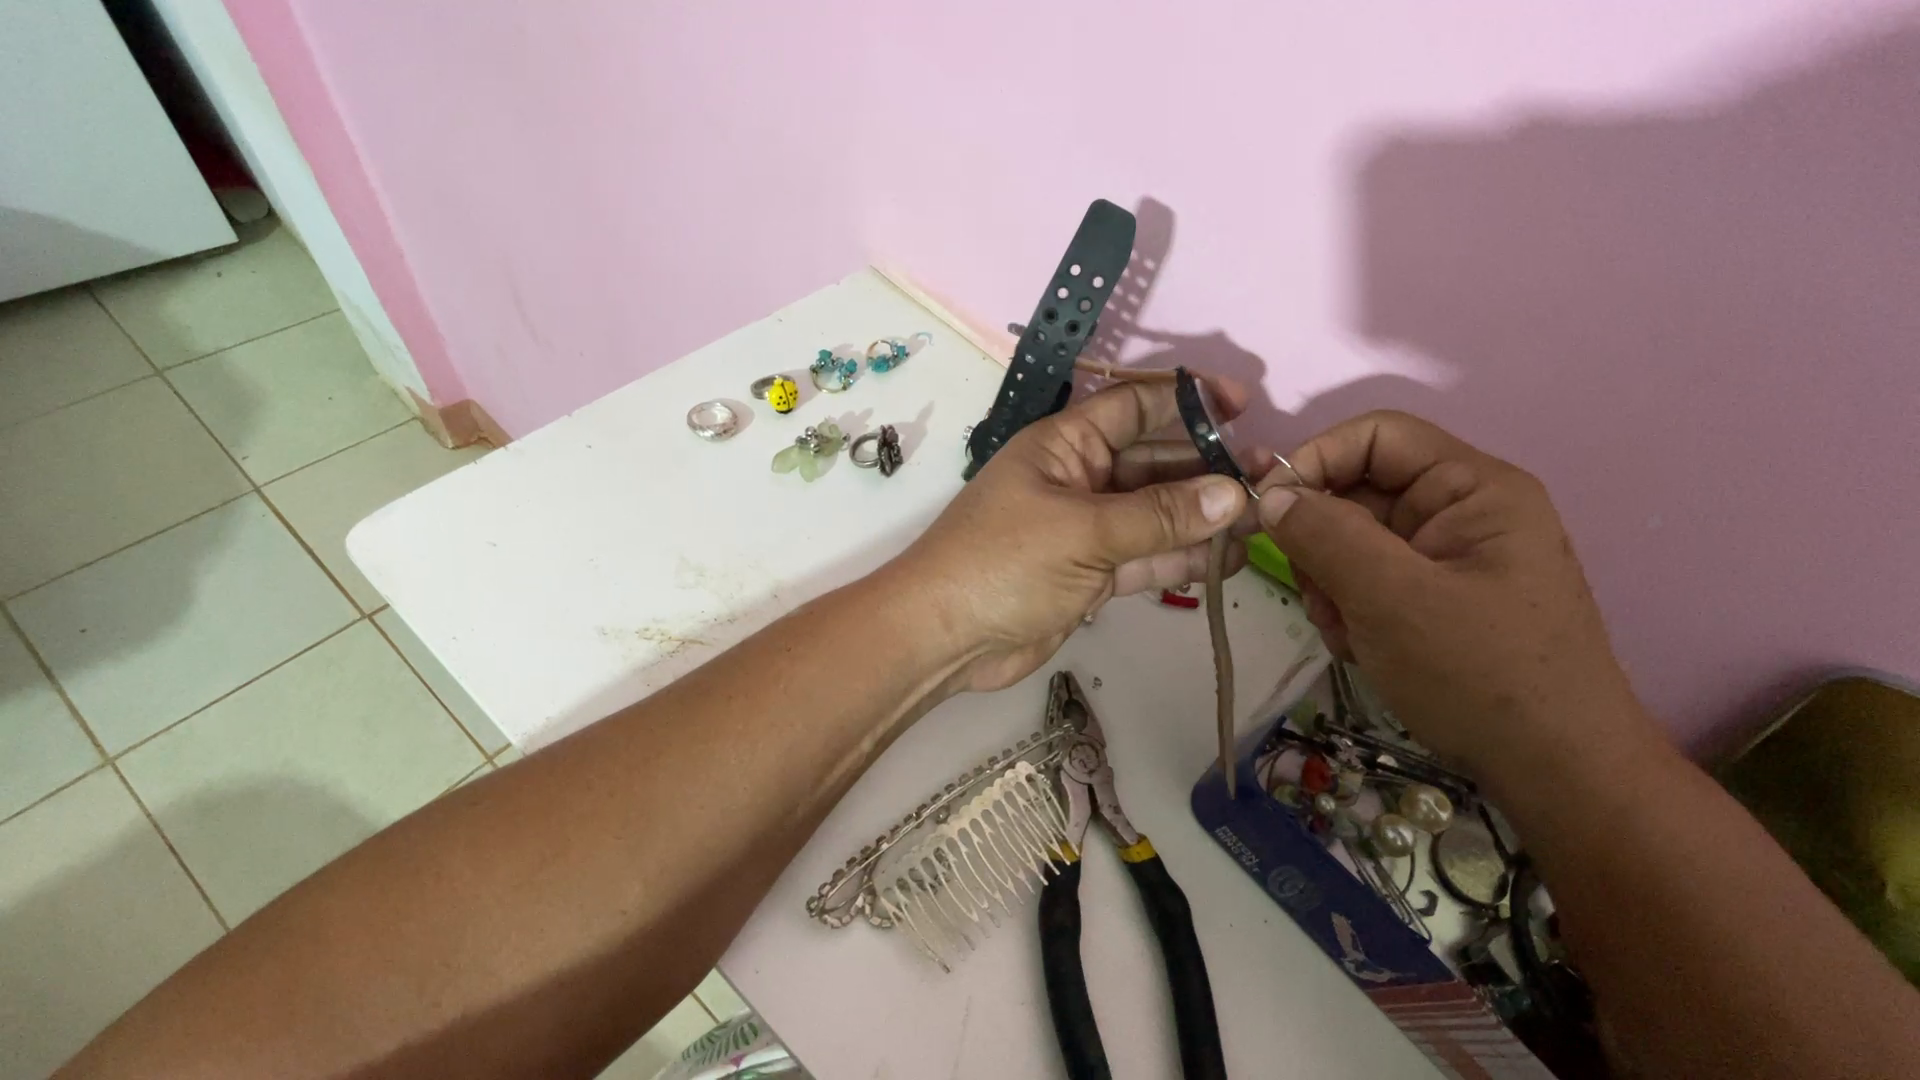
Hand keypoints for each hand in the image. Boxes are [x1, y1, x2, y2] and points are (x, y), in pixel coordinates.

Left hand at [898, 381, 1260, 693]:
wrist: (945, 638)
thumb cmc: (1002, 563)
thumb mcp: (1083, 531)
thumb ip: (1159, 515)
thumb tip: (1234, 494)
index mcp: (1065, 445)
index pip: (1134, 407)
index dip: (1187, 401)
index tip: (1243, 405)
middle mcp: (1079, 478)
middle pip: (1155, 462)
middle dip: (1208, 469)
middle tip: (1269, 481)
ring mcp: (1086, 528)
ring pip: (1156, 514)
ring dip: (1203, 518)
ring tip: (1261, 525)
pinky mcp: (1092, 574)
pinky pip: (1146, 556)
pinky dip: (1182, 559)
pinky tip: (1226, 561)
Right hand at [1256, 411, 1654, 781]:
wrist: (1555, 771)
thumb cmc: (1480, 675)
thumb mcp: (1391, 598)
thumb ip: (1325, 534)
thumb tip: (1270, 496)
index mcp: (1473, 489)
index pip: (1375, 436)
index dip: (1314, 459)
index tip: (1267, 510)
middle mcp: (1462, 512)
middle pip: (1357, 490)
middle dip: (1321, 539)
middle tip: (1317, 593)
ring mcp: (1448, 557)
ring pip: (1353, 539)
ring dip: (1331, 581)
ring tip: (1347, 630)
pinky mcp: (1436, 597)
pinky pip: (1368, 579)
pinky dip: (1350, 607)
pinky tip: (1361, 646)